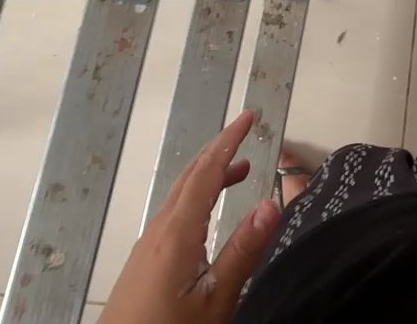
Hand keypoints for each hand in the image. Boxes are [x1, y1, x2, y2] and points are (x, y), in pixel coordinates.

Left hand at [101, 109, 282, 323]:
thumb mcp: (215, 301)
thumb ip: (243, 251)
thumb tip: (272, 202)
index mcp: (178, 230)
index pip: (207, 170)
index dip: (229, 139)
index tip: (249, 116)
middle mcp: (160, 228)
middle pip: (191, 175)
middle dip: (219, 149)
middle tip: (246, 131)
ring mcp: (148, 245)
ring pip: (181, 194)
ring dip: (209, 174)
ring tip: (239, 171)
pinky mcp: (144, 263)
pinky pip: (174, 212)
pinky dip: (197, 197)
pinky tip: (207, 215)